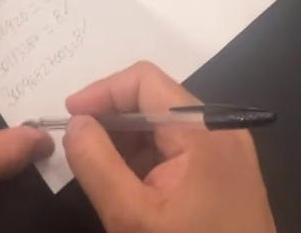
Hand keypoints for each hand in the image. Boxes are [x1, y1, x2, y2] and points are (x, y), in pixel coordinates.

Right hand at [63, 63, 277, 232]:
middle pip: (154, 100)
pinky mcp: (229, 179)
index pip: (143, 81)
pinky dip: (148, 160)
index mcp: (203, 130)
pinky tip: (130, 188)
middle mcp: (221, 132)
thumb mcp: (131, 218)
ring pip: (164, 126)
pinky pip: (179, 150)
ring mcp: (229, 156)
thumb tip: (77, 123)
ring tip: (103, 173)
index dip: (102, 92)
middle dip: (112, 120)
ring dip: (128, 141)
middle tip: (81, 147)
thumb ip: (95, 161)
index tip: (71, 117)